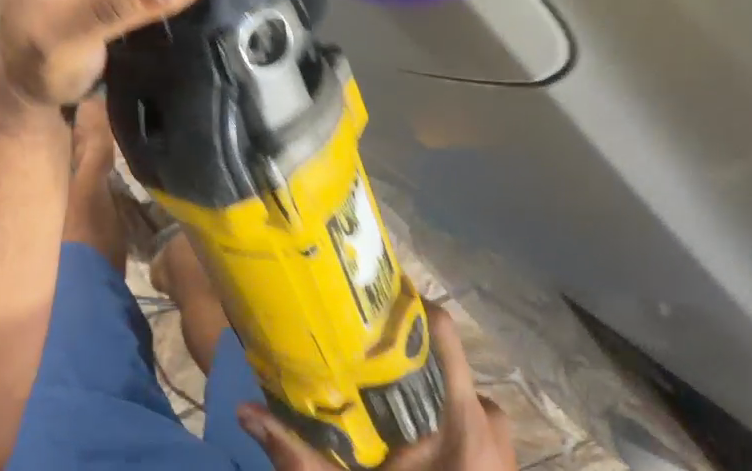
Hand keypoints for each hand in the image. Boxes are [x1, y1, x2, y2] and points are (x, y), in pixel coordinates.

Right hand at [238, 305, 517, 470]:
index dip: (416, 312)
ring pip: (479, 413)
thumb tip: (244, 409)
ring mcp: (506, 464)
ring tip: (398, 411)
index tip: (378, 297)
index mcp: (462, 426)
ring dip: (445, 407)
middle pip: (461, 379)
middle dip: (423, 371)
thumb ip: (299, 453)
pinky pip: (486, 444)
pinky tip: (418, 451)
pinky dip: (457, 437)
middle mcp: (492, 436)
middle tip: (375, 368)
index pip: (446, 342)